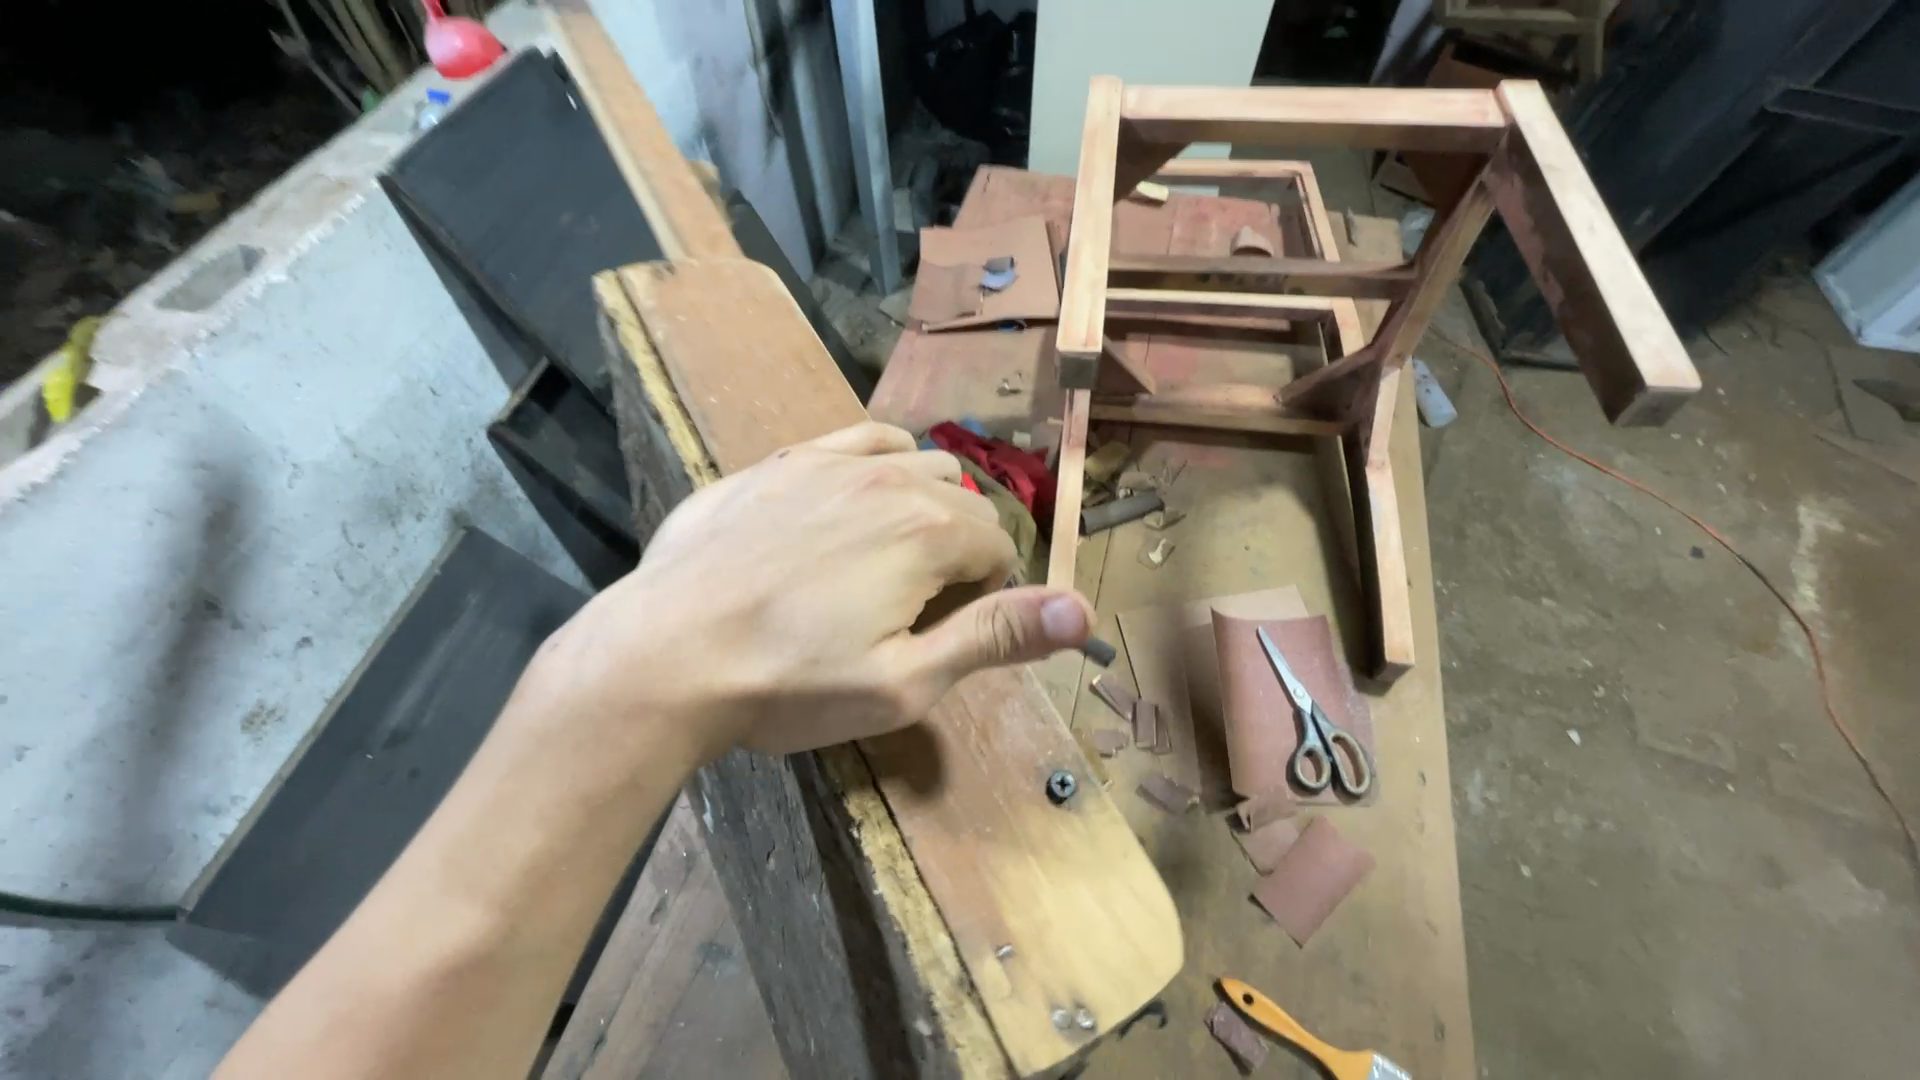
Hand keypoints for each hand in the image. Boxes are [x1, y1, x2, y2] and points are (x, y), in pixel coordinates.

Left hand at [531, 422, 1093, 759]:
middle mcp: (889, 478)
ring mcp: (826, 461)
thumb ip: (996, 636)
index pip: (999, 547)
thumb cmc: (789, 682)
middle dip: (957, 551)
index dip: (985, 595)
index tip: (943, 633)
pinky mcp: (776, 463)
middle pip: (962, 503)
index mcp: (930, 530)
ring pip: (914, 464)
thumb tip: (1084, 610)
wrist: (663, 655)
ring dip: (921, 506)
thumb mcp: (904, 682)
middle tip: (911, 609)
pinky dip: (874, 465)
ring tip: (883, 559)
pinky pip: (854, 441)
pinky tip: (848, 502)